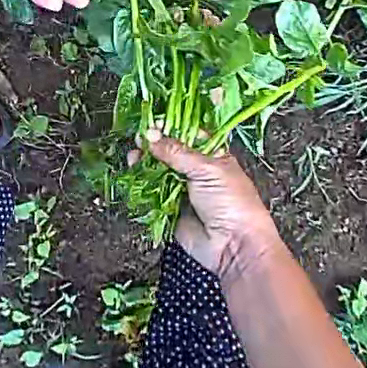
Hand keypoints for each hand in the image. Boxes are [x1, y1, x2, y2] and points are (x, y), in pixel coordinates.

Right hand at [139, 125, 285, 284]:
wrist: (233, 245)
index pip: (188, 135)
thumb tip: (151, 135)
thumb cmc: (231, 201)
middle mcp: (196, 171)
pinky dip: (142, 186)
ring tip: (133, 156)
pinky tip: (133, 174)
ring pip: (158, 173)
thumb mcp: (207, 169)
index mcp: (212, 155)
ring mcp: (182, 190)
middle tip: (138, 139)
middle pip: (170, 153)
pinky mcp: (170, 210)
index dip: (170, 128)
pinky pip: (153, 195)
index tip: (152, 122)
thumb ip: (176, 152)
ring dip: (145, 164)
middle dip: (154, 146)